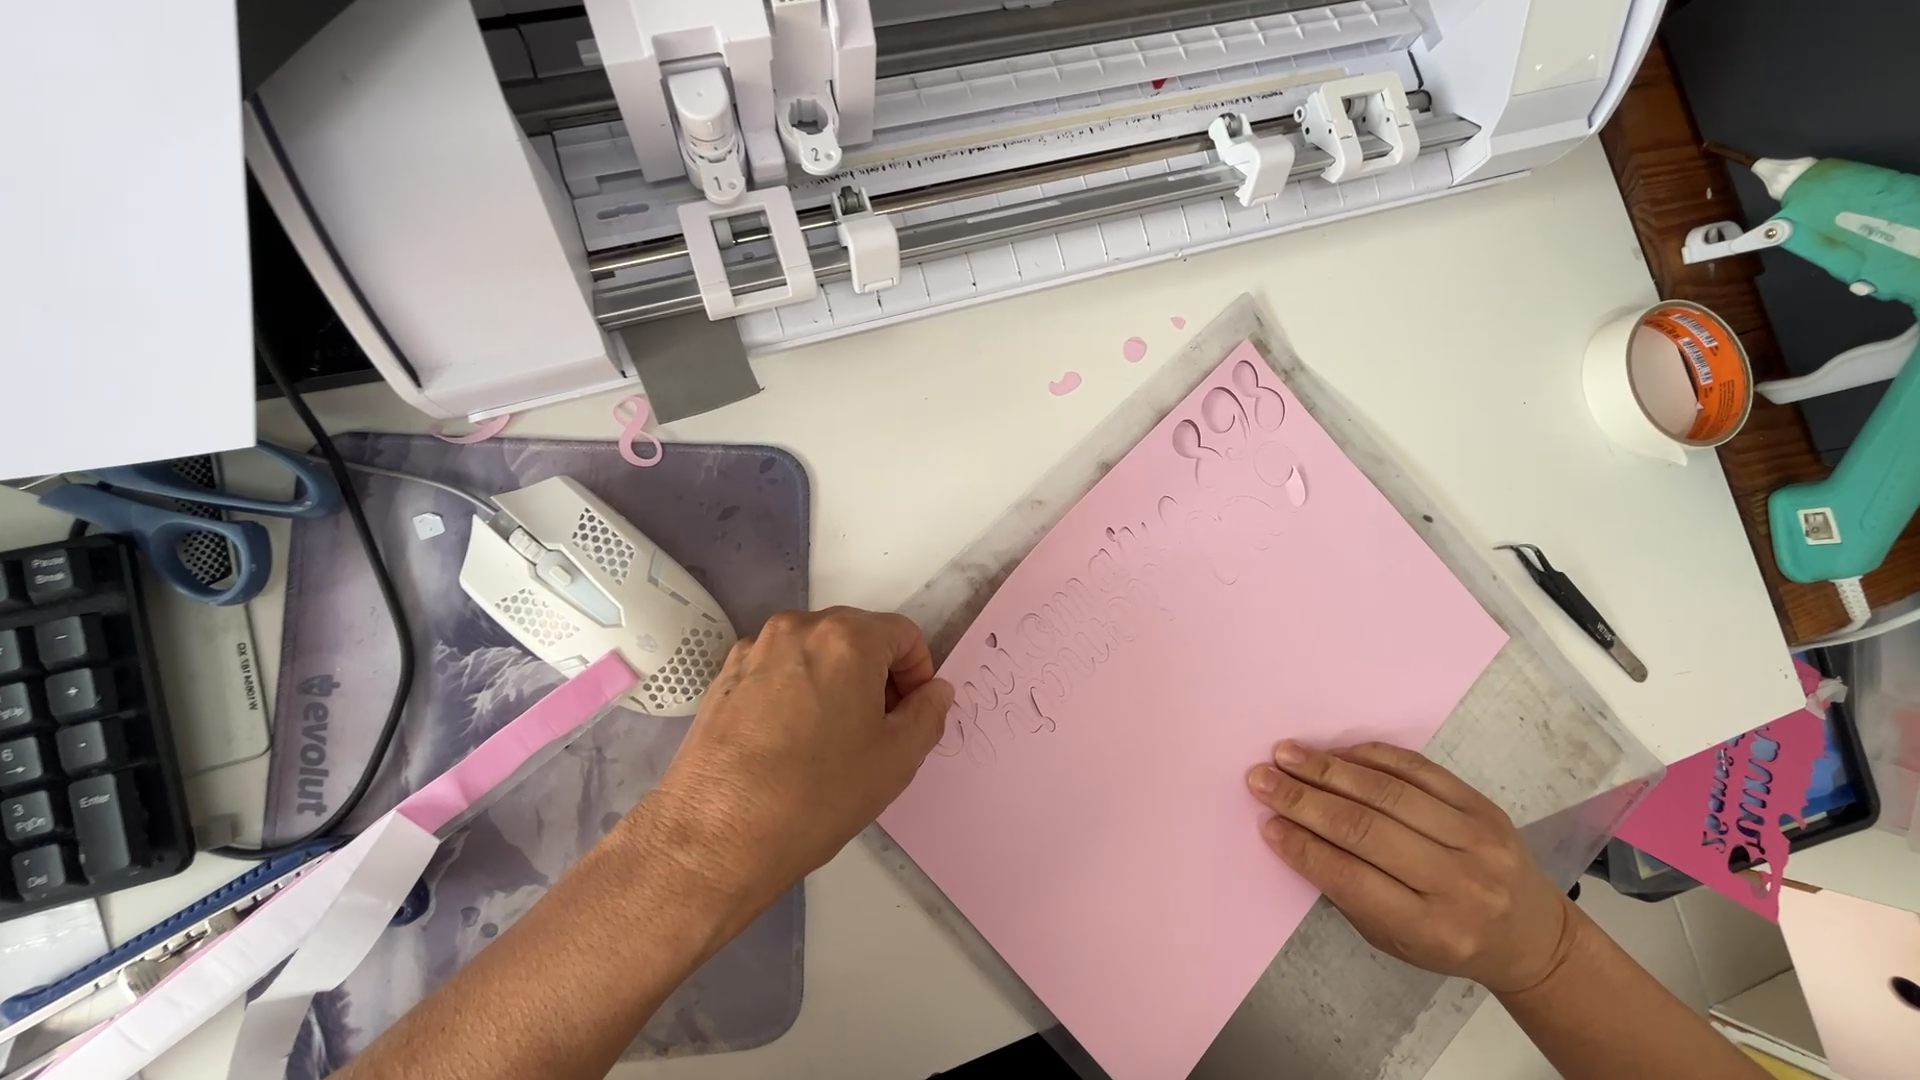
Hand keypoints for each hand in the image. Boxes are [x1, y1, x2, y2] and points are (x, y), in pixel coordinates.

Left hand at [648, 607, 953, 908]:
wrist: (714, 836)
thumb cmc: (817, 795)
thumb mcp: (896, 760)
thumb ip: (929, 713)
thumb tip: (934, 690)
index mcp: (846, 638)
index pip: (903, 634)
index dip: (918, 674)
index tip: (910, 715)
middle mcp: (798, 628)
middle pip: (857, 637)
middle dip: (877, 675)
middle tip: (876, 730)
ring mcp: (754, 649)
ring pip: (815, 653)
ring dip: (836, 682)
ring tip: (829, 740)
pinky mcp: (724, 676)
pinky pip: (779, 670)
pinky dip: (796, 691)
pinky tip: (789, 742)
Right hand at [1245, 741, 1577, 994]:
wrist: (1532, 935)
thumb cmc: (1448, 942)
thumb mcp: (1394, 937)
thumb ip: (1347, 888)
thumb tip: (1291, 831)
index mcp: (1432, 928)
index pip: (1352, 878)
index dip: (1302, 846)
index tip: (1264, 821)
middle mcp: (1460, 882)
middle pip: (1366, 828)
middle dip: (1304, 799)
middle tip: (1261, 777)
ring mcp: (1476, 839)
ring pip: (1388, 793)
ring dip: (1328, 769)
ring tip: (1286, 754)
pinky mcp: (1483, 805)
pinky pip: (1417, 769)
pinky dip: (1368, 755)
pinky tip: (1333, 752)